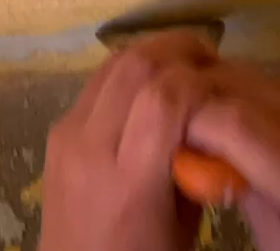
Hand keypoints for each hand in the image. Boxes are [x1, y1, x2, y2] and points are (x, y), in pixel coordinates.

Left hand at [39, 32, 216, 250]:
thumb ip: (195, 168)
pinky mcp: (57, 127)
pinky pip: (97, 81)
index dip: (197, 81)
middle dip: (176, 50)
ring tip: (185, 60)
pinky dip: (129, 70)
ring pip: (112, 64)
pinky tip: (153, 80)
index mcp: (129, 184)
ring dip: (152, 52)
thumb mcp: (184, 229)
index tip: (222, 82)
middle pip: (134, 67)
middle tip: (210, 56)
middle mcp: (90, 147)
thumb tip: (211, 113)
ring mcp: (66, 132)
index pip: (163, 100)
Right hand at [187, 62, 279, 250]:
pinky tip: (254, 123)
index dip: (190, 115)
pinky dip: (270, 101)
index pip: (235, 120)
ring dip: (236, 91)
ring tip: (208, 116)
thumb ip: (246, 196)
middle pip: (254, 89)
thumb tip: (200, 148)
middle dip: (206, 94)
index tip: (162, 128)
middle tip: (173, 114)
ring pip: (276, 81)